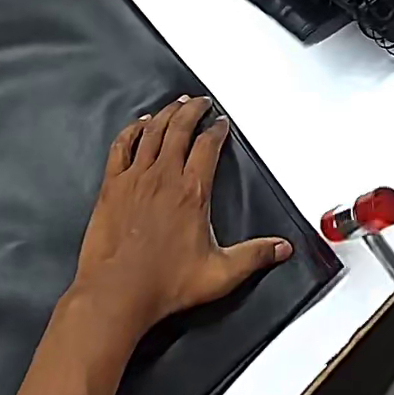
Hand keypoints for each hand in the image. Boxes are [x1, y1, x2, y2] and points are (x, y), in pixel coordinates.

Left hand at [71, 96, 293, 336]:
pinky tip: (138, 124)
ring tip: (176, 104)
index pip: (208, 146)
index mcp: (192, 191)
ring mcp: (136, 177)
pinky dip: (131, 130)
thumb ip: (253, 256)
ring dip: (166, 113)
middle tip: (200, 102)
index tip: (221, 123)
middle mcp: (164, 176)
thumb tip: (281, 249)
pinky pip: (121, 146)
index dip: (217, 130)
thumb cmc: (165, 284)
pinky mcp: (112, 185)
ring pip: (153, 131)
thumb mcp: (220, 274)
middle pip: (180, 128)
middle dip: (192, 110)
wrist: (117, 292)